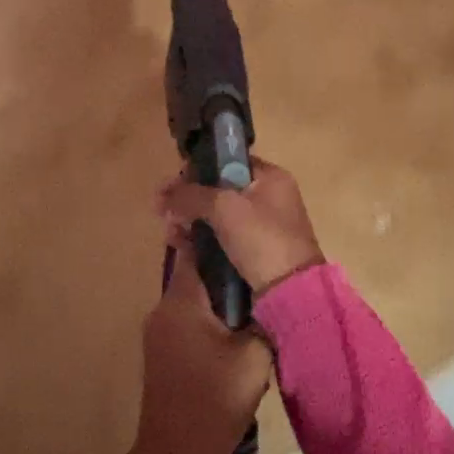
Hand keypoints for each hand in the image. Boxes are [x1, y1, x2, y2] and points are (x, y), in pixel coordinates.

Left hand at [124, 238, 272, 453]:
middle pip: (196, 274)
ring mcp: (158, 333)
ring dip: (221, 300)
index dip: (221, 237)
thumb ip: (264, 320)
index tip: (248, 233)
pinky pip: (188, 321)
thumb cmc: (214, 404)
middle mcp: (163, 309)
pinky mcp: (161, 353)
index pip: (196, 250)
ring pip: (194, 300)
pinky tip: (236, 334)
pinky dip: (211, 320)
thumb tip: (271, 297)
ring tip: (257, 305)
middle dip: (228, 272)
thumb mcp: (254, 359)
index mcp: (182, 303)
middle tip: (263, 273)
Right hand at [156, 159, 325, 294]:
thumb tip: (164, 197)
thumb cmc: (261, 239)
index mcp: (270, 177)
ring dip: (189, 221)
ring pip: (215, 216)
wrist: (290, 292)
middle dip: (187, 200)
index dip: (195, 170)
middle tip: (163, 213)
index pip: (225, 161)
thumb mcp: (224, 208)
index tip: (171, 187)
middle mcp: (267, 197)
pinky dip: (200, 239)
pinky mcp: (253, 252)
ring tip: (170, 235)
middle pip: (217, 190)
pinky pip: (220, 238)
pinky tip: (180, 245)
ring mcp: (261, 226)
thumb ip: (191, 196)